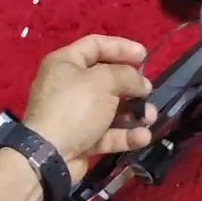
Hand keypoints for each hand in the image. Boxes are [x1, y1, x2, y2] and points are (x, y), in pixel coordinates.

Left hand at [22, 35, 158, 182]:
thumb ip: (127, 75)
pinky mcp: (82, 139)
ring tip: (150, 117)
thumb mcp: (103, 81)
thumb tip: (141, 84)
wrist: (51, 155)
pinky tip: (142, 137)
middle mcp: (68, 86)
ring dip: (134, 112)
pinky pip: (108, 133)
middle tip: (148, 90)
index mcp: (65, 63)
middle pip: (106, 78)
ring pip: (110, 108)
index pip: (95, 45)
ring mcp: (75, 114)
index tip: (144, 56)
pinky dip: (125, 135)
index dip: (121, 47)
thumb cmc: (75, 107)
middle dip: (131, 85)